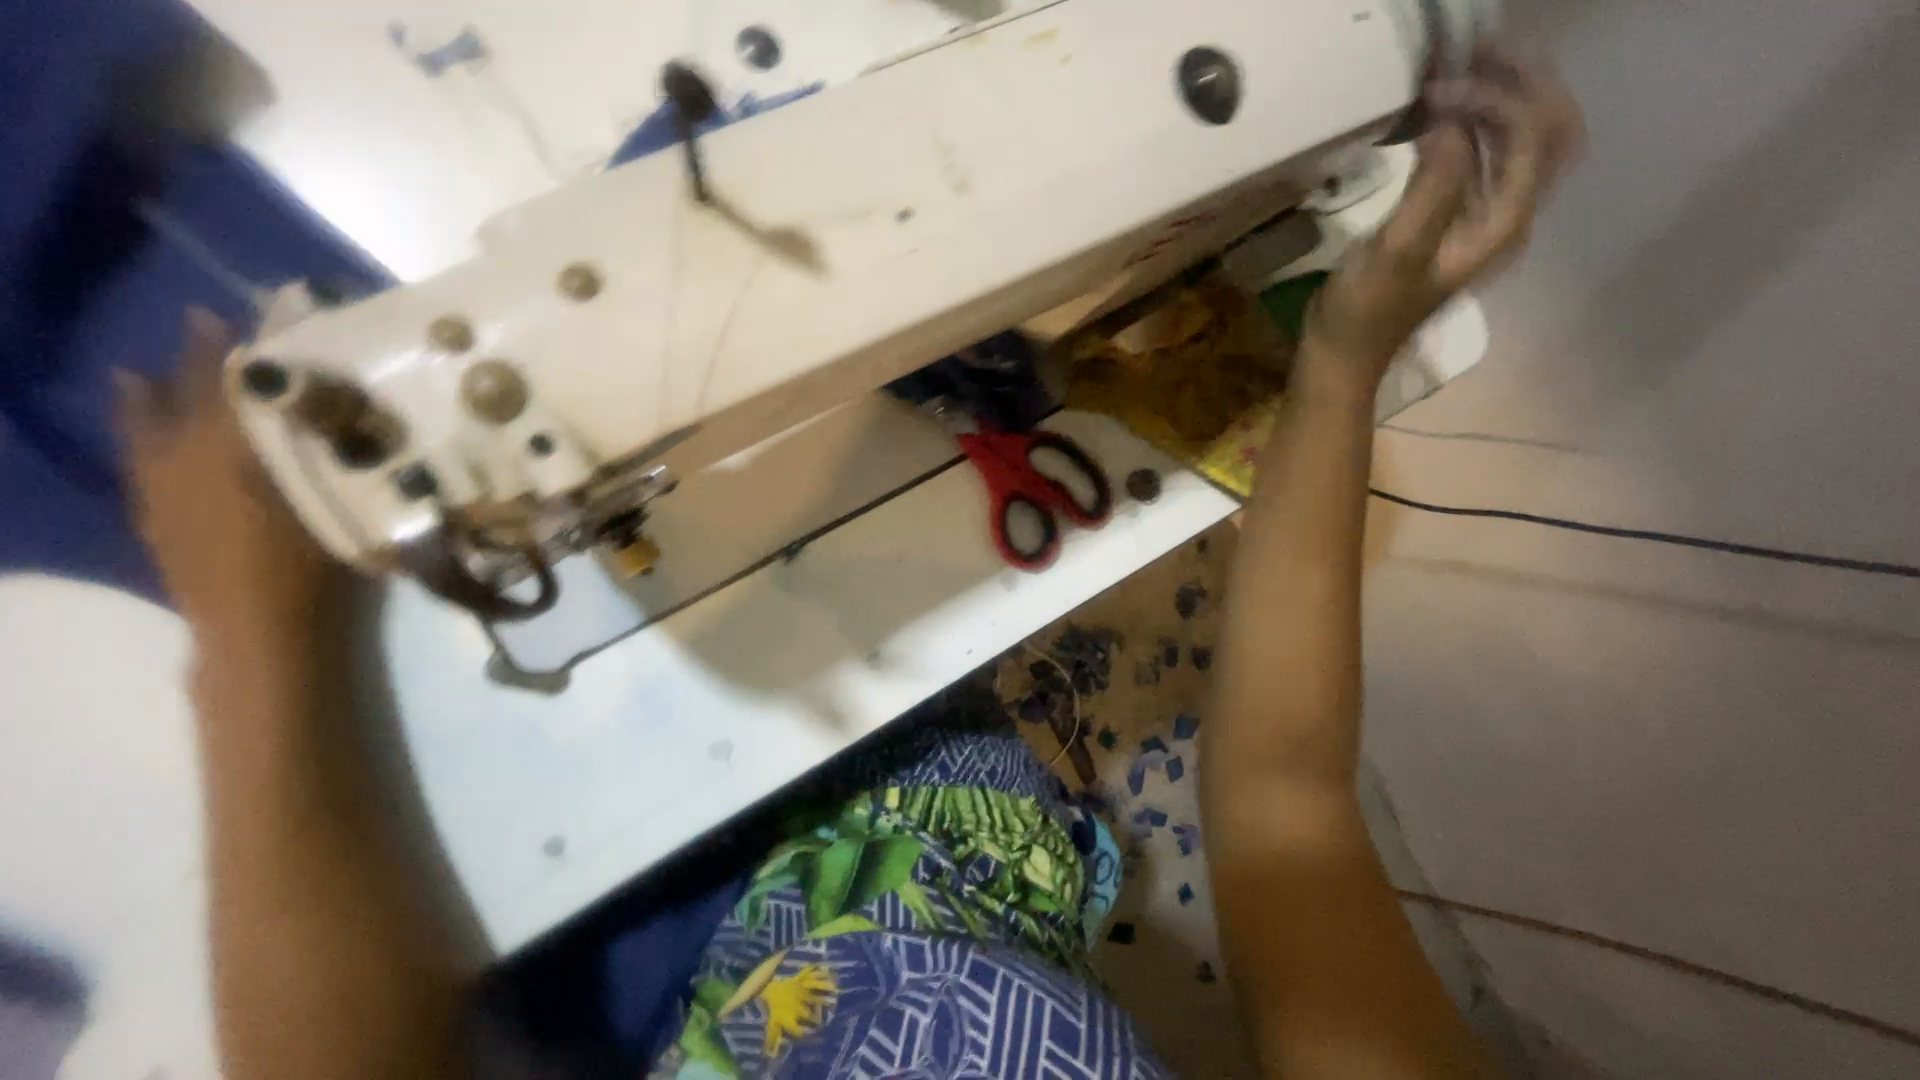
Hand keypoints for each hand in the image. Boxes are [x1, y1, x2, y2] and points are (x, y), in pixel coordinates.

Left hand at [117, 308, 348, 651]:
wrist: (259, 635)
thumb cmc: (313, 572)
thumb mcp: (339, 508)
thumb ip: (336, 456)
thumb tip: (345, 410)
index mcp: (243, 452)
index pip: (256, 382)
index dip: (271, 345)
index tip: (287, 306)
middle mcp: (192, 455)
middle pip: (201, 390)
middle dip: (213, 353)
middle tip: (219, 318)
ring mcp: (163, 483)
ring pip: (157, 416)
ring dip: (165, 382)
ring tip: (161, 355)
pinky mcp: (153, 510)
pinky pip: (136, 448)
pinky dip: (134, 418)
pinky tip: (134, 399)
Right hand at [1303, 47, 1584, 392]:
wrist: (1344, 355)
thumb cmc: (1366, 311)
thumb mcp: (1398, 249)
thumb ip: (1435, 184)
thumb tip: (1452, 122)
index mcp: (1503, 223)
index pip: (1532, 135)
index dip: (1498, 97)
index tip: (1441, 84)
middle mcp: (1507, 216)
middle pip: (1548, 131)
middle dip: (1522, 83)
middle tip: (1475, 50)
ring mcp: (1484, 219)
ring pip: (1521, 141)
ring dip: (1501, 99)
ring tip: (1462, 66)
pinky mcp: (1457, 222)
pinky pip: (1487, 159)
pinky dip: (1477, 126)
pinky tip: (1444, 113)